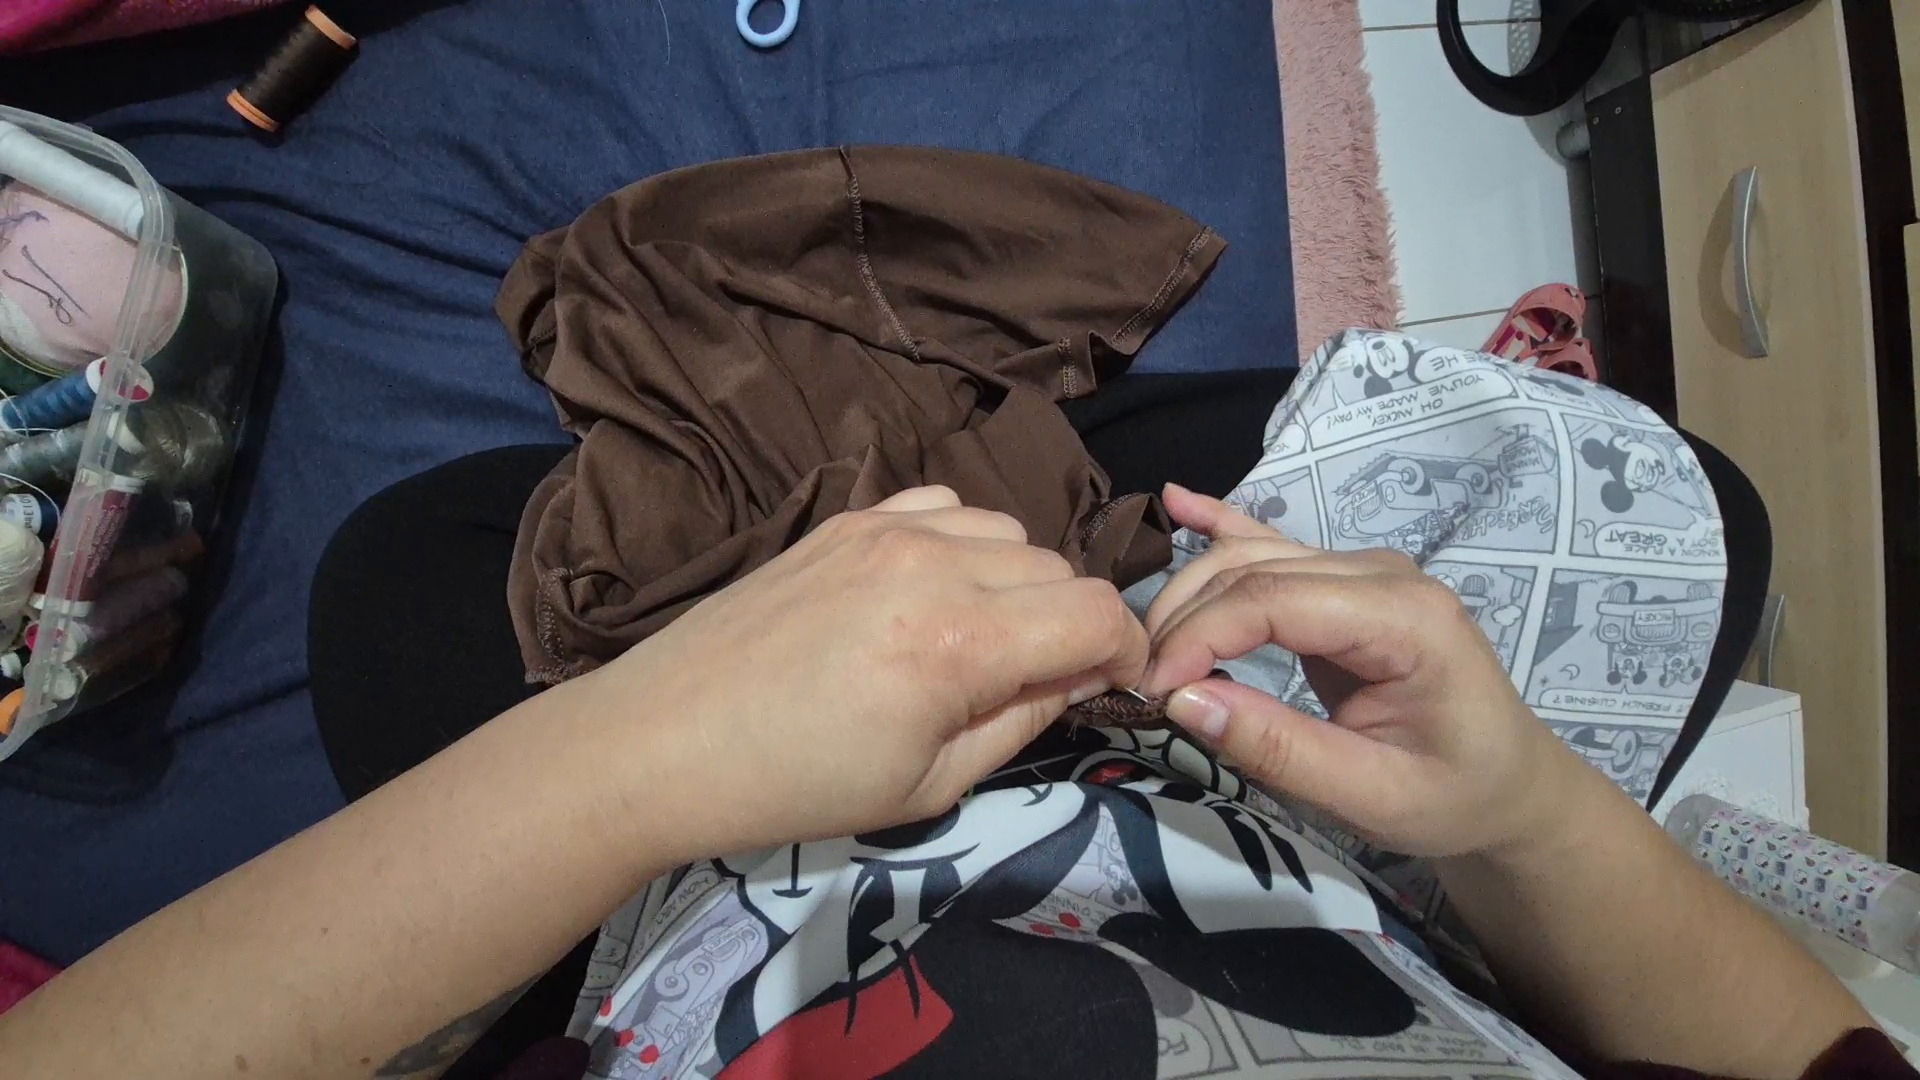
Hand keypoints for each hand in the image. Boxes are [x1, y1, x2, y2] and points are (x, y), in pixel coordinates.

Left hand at [576, 486, 1149, 855]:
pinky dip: (963, 542)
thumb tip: (1087, 673)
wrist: (666, 738)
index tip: (1115, 681)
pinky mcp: (849, 516)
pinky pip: (945, 505)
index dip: (1129, 649)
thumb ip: (1026, 717)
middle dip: (1069, 626)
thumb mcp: (932, 783)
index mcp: (958, 641)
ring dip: (1017, 583)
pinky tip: (927, 585)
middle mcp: (933, 561)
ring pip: (1008, 532)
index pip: (1099, 613)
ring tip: (973, 631)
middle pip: (1059, 570)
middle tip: (1030, 676)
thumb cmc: (798, 784)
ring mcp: (886, 527)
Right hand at [1138, 484, 1587, 857]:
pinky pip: (1265, 541)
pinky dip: (1215, 522)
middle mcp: (1378, 571)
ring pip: (1243, 555)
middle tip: (1143, 683)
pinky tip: (1176, 500)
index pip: (1269, 599)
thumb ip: (1277, 749)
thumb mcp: (1372, 797)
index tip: (1151, 690)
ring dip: (1186, 596)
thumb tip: (1180, 700)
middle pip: (1248, 570)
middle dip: (1181, 621)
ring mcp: (1357, 566)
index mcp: (1404, 616)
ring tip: (1150, 650)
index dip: (1197, 637)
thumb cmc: (1453, 795)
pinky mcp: (1338, 576)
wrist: (1509, 782)